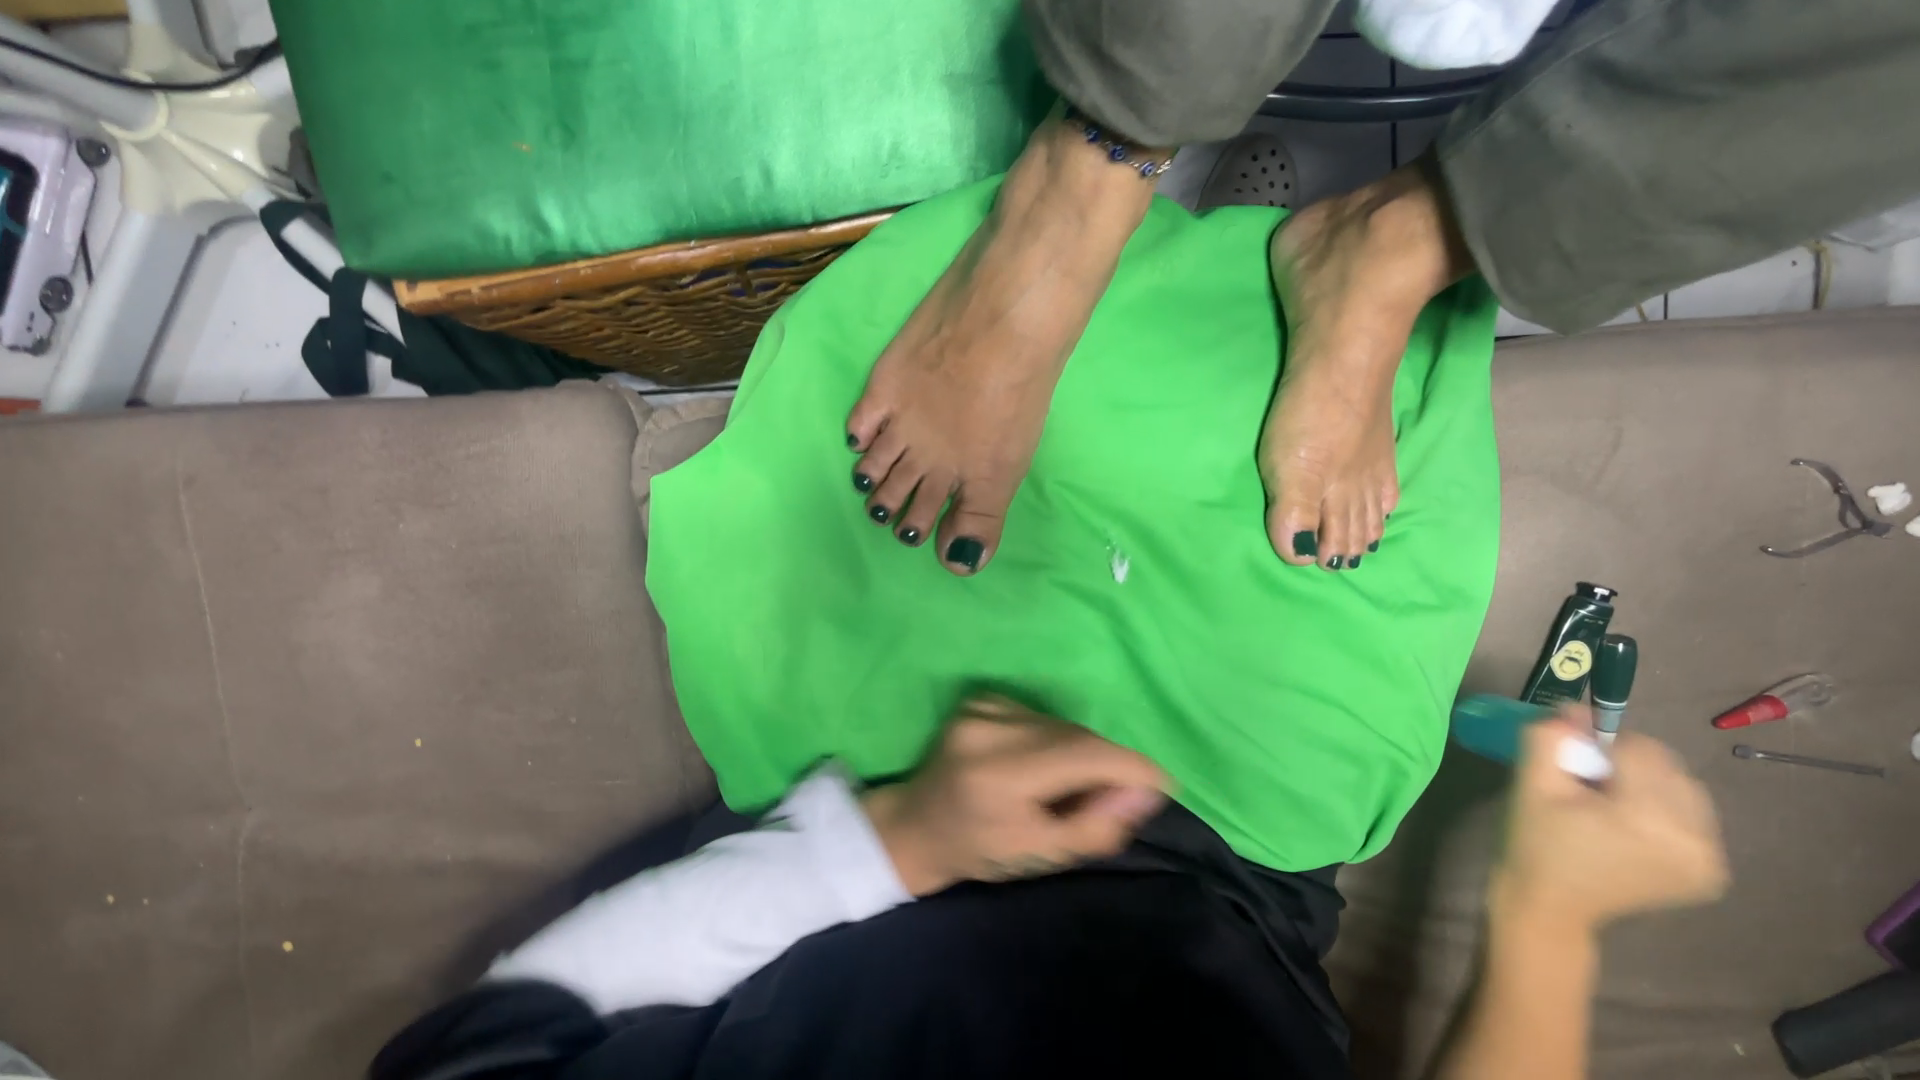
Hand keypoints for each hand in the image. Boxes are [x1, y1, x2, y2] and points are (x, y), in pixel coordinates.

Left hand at [861, 696, 1168, 894]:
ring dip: (1082, 752)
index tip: (1164, 785)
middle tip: (1115, 799)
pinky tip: (1037, 766)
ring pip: (1063, 725)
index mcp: (1000, 773)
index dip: (1131, 767)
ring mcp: (983, 708)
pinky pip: (1042, 717)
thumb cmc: (979, 850)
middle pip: (1078, 737)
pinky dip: (1055, 740)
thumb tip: (1147, 791)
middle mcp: (991, 728)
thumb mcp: (1041, 855)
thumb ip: (1095, 827)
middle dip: (1108, 765)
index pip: (1083, 755)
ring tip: (1067, 787)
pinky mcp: (982, 699)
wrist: (917, 825)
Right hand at [1493, 709, 1729, 933]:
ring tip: (1611, 807)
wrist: (1551, 907)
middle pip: (1668, 766)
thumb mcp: (1532, 786)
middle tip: (1589, 787)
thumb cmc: (1536, 844)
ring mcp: (1710, 860)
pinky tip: (1633, 826)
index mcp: (1650, 820)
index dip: (1601, 747)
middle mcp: (1695, 840)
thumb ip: (1549, 739)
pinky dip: (1664, 808)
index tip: (1574, 765)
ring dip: (1649, 784)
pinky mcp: (1713, 872)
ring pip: (1685, 787)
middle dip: (1628, 765)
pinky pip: (1694, 815)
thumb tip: (1575, 709)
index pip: (1639, 749)